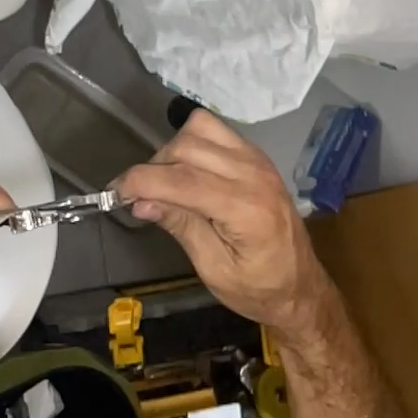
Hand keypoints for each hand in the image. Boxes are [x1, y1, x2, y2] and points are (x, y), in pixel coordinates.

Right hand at [115, 109, 332, 338]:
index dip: (141, 181)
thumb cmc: (259, 290)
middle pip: (187, 147)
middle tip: (142, 197)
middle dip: (154, 167)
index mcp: (246, 209)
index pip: (182, 180)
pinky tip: (188, 170)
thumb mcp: (214, 269)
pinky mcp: (256, 154)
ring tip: (166, 181)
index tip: (115, 191)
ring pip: (199, 128)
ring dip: (173, 149)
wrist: (302, 288)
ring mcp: (257, 159)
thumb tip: (140, 202)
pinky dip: (193, 142)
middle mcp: (253, 174)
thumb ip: (180, 227)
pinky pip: (215, 130)